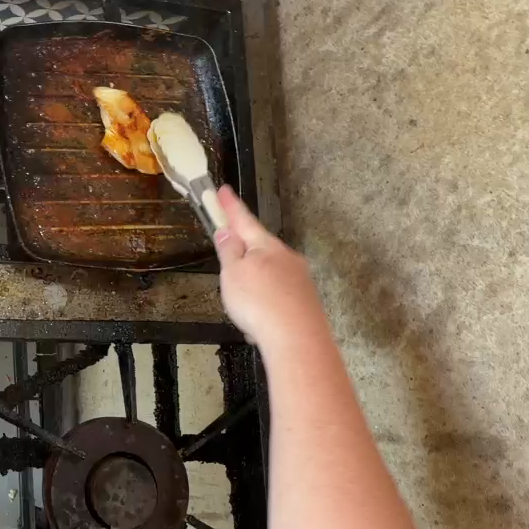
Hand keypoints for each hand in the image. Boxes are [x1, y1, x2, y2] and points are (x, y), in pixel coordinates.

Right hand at [213, 185, 326, 347]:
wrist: (296, 339)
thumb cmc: (259, 303)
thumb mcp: (232, 274)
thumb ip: (228, 252)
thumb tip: (226, 233)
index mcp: (266, 246)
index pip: (244, 220)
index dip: (231, 206)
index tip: (224, 189)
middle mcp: (286, 257)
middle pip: (259, 248)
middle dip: (243, 253)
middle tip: (228, 263)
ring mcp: (299, 279)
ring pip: (269, 275)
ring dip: (254, 284)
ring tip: (242, 307)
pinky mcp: (304, 301)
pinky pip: (277, 296)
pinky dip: (265, 304)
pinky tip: (258, 323)